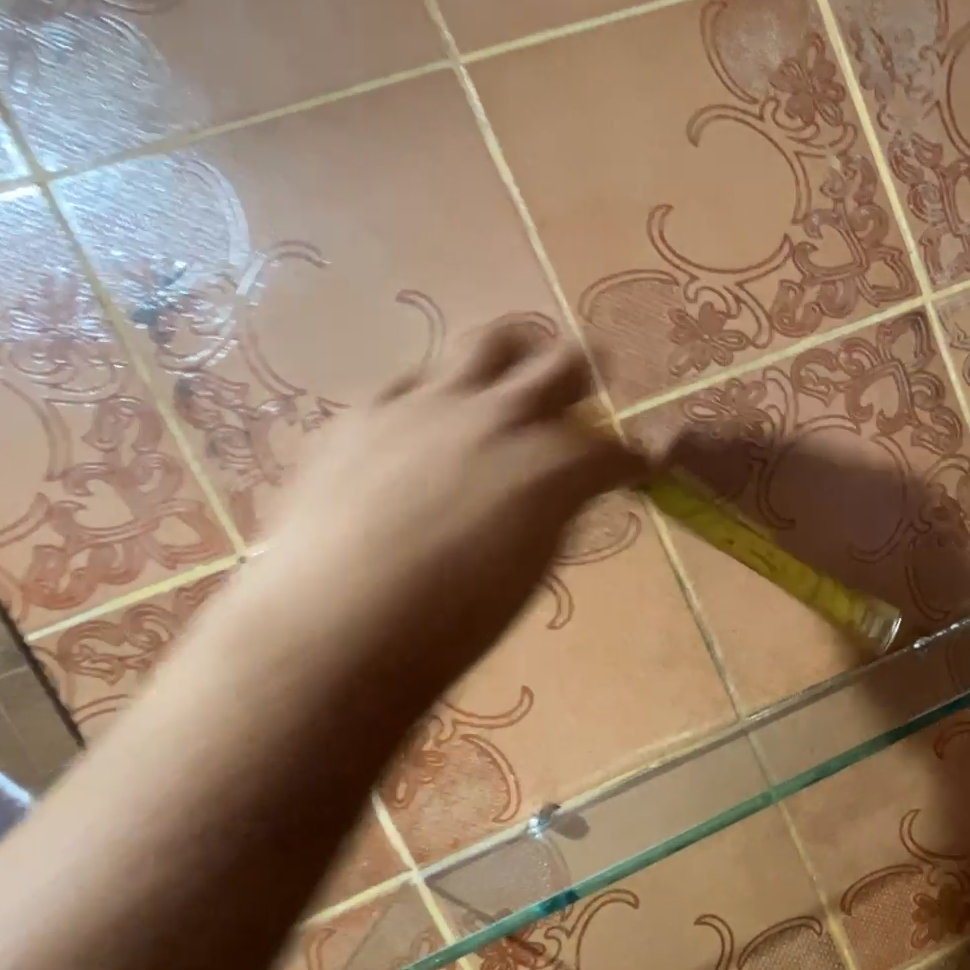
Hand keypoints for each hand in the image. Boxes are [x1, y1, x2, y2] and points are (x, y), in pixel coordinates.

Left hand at [220, 322, 646, 708]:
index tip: (635, 470)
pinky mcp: (368, 412)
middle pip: (567, 363)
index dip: (631, 462)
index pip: (614, 450)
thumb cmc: (452, 620)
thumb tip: (562, 490)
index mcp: (554, 465)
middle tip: (588, 395)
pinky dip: (437, 397)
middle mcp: (502, 417)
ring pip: (492, 342)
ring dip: (517, 357)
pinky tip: (429, 427)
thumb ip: (555, 509)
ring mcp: (430, 405)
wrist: (334, 626)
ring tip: (514, 377)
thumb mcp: (534, 565)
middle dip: (589, 377)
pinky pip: (414, 380)